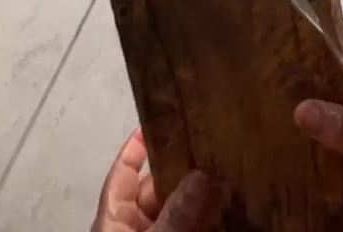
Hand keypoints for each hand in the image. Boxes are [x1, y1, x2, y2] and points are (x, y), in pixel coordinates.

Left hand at [91, 129, 213, 231]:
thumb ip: (174, 212)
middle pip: (157, 187)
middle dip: (181, 169)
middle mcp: (132, 224)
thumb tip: (200, 174)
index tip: (161, 120)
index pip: (124, 169)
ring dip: (198, 195)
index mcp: (114, 214)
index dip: (139, 143)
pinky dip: (206, 217)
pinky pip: (189, 226)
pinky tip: (227, 202)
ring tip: (224, 171)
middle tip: (210, 147)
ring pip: (177, 209)